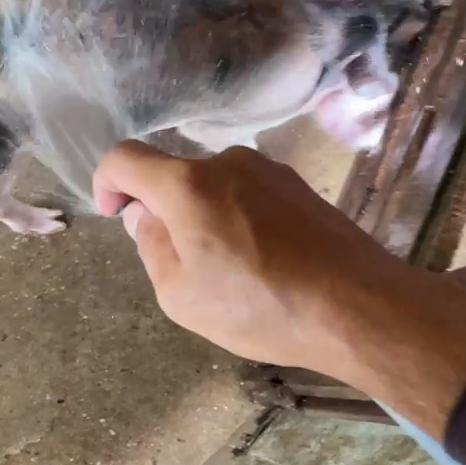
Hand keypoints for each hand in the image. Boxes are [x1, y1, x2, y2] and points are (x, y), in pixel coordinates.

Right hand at [90, 142, 407, 374]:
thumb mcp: (180, 295)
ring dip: (204, 217)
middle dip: (163, 211)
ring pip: (213, 185)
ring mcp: (269, 169)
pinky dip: (238, 219)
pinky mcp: (299, 185)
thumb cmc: (259, 306)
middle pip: (174, 175)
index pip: (125, 158)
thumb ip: (150, 246)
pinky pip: (248, 193)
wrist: (358, 306)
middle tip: (181, 265)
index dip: (107, 182)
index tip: (115, 215)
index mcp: (187, 185)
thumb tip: (145, 216)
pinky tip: (264, 262)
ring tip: (230, 271)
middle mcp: (227, 161)